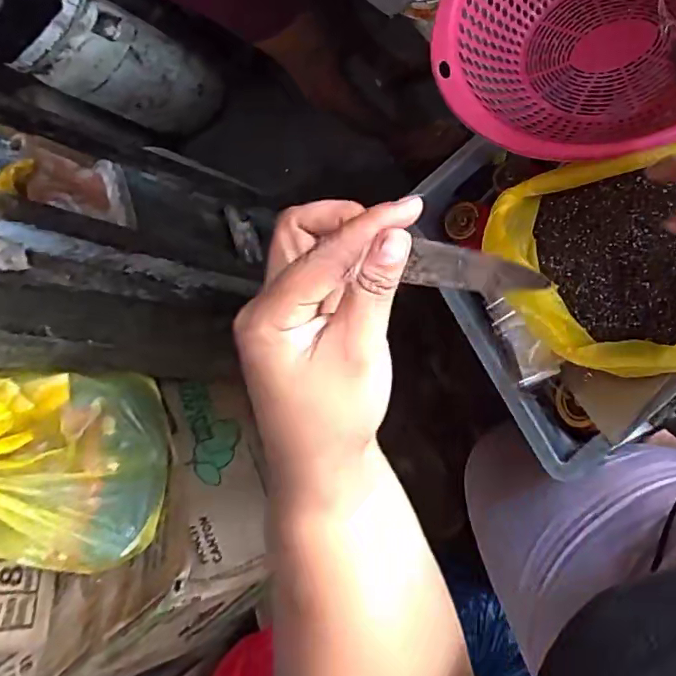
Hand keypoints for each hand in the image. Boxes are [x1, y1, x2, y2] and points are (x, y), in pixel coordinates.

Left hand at [234, 196, 420, 509]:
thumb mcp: (361, 350)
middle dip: (345, 219)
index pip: (323, 252)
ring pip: (306, 247)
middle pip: (297, 234)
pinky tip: (377, 264)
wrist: (322, 466)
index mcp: (269, 315)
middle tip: (393, 223)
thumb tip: (394, 235)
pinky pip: (321, 271)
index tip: (408, 209)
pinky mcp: (299, 317)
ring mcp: (281, 310)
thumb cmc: (337, 417)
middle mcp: (266, 304)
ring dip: (347, 236)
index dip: (368, 225)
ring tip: (390, 241)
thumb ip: (375, 288)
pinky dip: (350, 259)